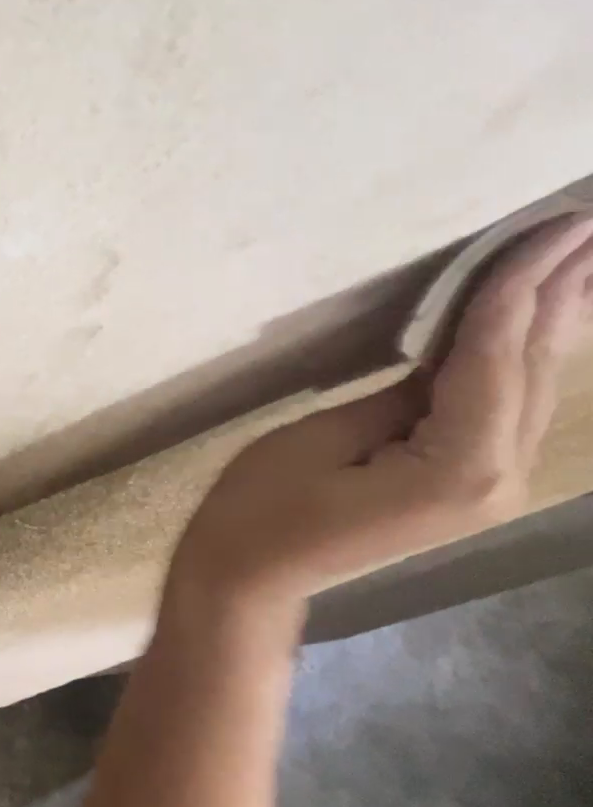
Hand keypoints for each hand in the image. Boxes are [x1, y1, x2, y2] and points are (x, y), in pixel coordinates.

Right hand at [170, 214, 592, 609]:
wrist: (247, 579)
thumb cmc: (257, 511)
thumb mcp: (314, 441)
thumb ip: (396, 399)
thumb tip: (445, 362)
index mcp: (456, 466)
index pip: (492, 360)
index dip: (515, 290)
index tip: (552, 229)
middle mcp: (497, 477)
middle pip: (531, 372)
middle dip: (558, 296)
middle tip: (587, 227)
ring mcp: (491, 489)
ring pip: (533, 392)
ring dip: (555, 325)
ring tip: (581, 264)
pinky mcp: (470, 490)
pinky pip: (510, 414)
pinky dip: (525, 365)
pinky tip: (540, 334)